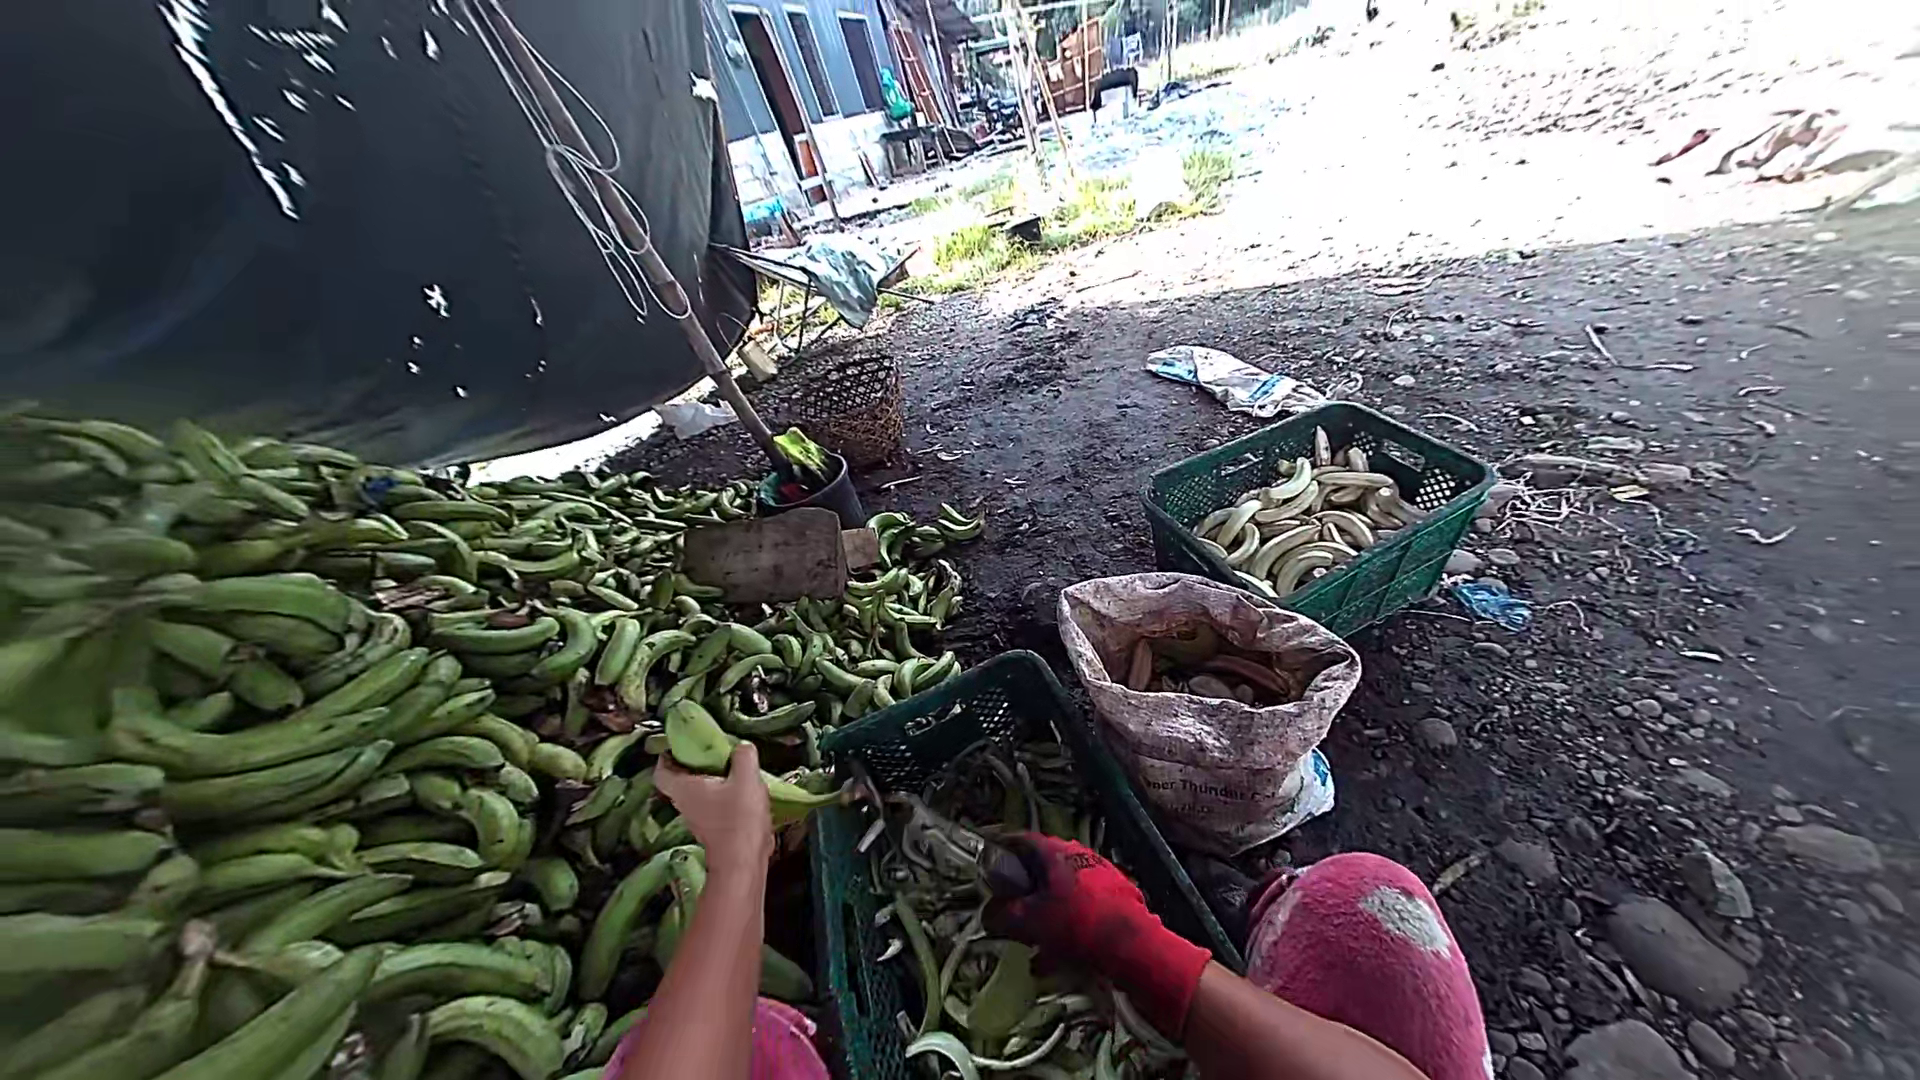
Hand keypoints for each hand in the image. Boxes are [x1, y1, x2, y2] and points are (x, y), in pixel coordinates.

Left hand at [655, 742, 772, 876]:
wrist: (742, 862)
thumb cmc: (738, 818)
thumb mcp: (747, 778)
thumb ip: (744, 756)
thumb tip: (742, 746)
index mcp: (685, 789)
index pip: (662, 770)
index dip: (667, 754)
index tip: (680, 742)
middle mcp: (685, 804)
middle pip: (680, 780)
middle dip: (692, 763)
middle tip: (711, 748)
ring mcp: (698, 818)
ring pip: (696, 792)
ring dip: (709, 778)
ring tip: (730, 764)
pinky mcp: (712, 828)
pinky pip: (710, 803)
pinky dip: (720, 792)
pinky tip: (740, 788)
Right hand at [985, 833, 1210, 1035]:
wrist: (1134, 944)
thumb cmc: (1076, 923)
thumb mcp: (1030, 922)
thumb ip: (1003, 916)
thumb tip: (988, 914)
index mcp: (1053, 850)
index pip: (1019, 840)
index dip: (1001, 848)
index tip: (989, 860)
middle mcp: (1076, 852)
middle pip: (1041, 866)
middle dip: (1025, 890)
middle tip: (1012, 910)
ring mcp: (1099, 872)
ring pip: (1062, 890)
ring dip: (1047, 913)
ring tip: (1037, 945)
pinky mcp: (1116, 895)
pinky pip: (1082, 906)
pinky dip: (1069, 924)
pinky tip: (1064, 955)